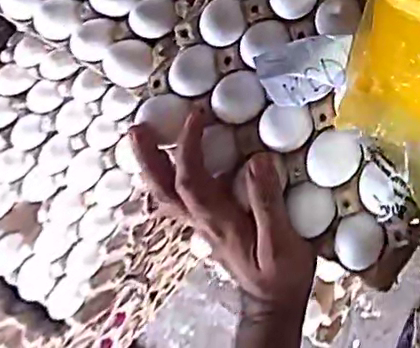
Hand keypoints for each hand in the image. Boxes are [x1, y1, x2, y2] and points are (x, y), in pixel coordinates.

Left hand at [132, 109, 314, 317]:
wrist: (274, 303)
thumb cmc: (280, 274)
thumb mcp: (281, 240)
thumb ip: (267, 201)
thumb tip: (256, 159)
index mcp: (218, 221)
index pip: (190, 180)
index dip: (188, 146)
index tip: (196, 115)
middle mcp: (203, 221)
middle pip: (164, 189)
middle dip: (149, 158)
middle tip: (138, 129)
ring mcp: (204, 223)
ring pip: (167, 194)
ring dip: (153, 165)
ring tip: (146, 137)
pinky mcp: (212, 223)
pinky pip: (181, 196)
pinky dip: (170, 175)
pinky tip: (173, 162)